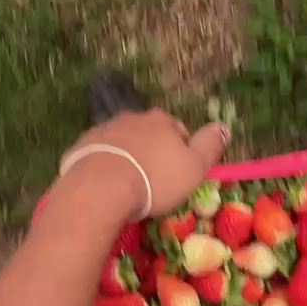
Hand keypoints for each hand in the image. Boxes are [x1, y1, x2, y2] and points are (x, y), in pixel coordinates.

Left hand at [53, 110, 229, 224]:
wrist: (100, 188)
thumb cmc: (154, 180)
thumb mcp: (194, 167)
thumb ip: (210, 145)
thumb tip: (223, 125)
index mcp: (162, 121)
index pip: (179, 131)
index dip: (181, 152)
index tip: (178, 174)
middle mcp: (133, 117)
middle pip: (149, 133)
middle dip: (152, 151)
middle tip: (153, 181)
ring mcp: (105, 129)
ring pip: (123, 141)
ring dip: (128, 156)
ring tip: (129, 184)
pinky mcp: (83, 144)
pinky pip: (100, 153)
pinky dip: (106, 164)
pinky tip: (106, 184)